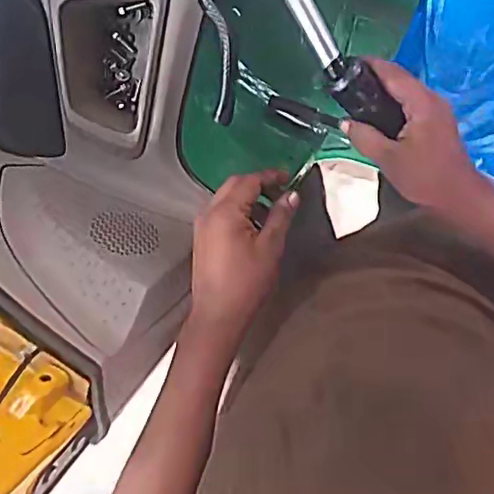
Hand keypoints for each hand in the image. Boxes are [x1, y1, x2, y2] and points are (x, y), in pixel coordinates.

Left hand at [187, 170, 298, 343]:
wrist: (218, 316)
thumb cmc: (246, 283)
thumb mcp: (270, 247)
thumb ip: (280, 216)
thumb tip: (291, 195)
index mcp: (225, 212)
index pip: (249, 181)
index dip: (271, 177)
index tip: (289, 178)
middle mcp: (209, 213)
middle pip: (235, 185)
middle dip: (258, 184)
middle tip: (281, 192)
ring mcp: (202, 226)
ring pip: (226, 198)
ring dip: (248, 198)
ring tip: (272, 211)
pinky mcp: (202, 238)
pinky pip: (221, 212)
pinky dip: (238, 210)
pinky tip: (254, 226)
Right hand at [343, 59, 493, 214]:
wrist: (460, 196)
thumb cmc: (426, 178)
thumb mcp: (388, 159)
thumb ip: (365, 137)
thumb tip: (346, 123)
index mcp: (422, 103)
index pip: (393, 73)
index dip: (370, 65)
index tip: (348, 65)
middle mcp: (433, 99)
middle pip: (401, 78)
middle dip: (375, 77)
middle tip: (349, 84)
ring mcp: (439, 108)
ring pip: (408, 89)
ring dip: (386, 89)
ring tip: (360, 97)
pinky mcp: (440, 119)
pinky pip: (414, 100)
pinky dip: (396, 101)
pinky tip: (381, 113)